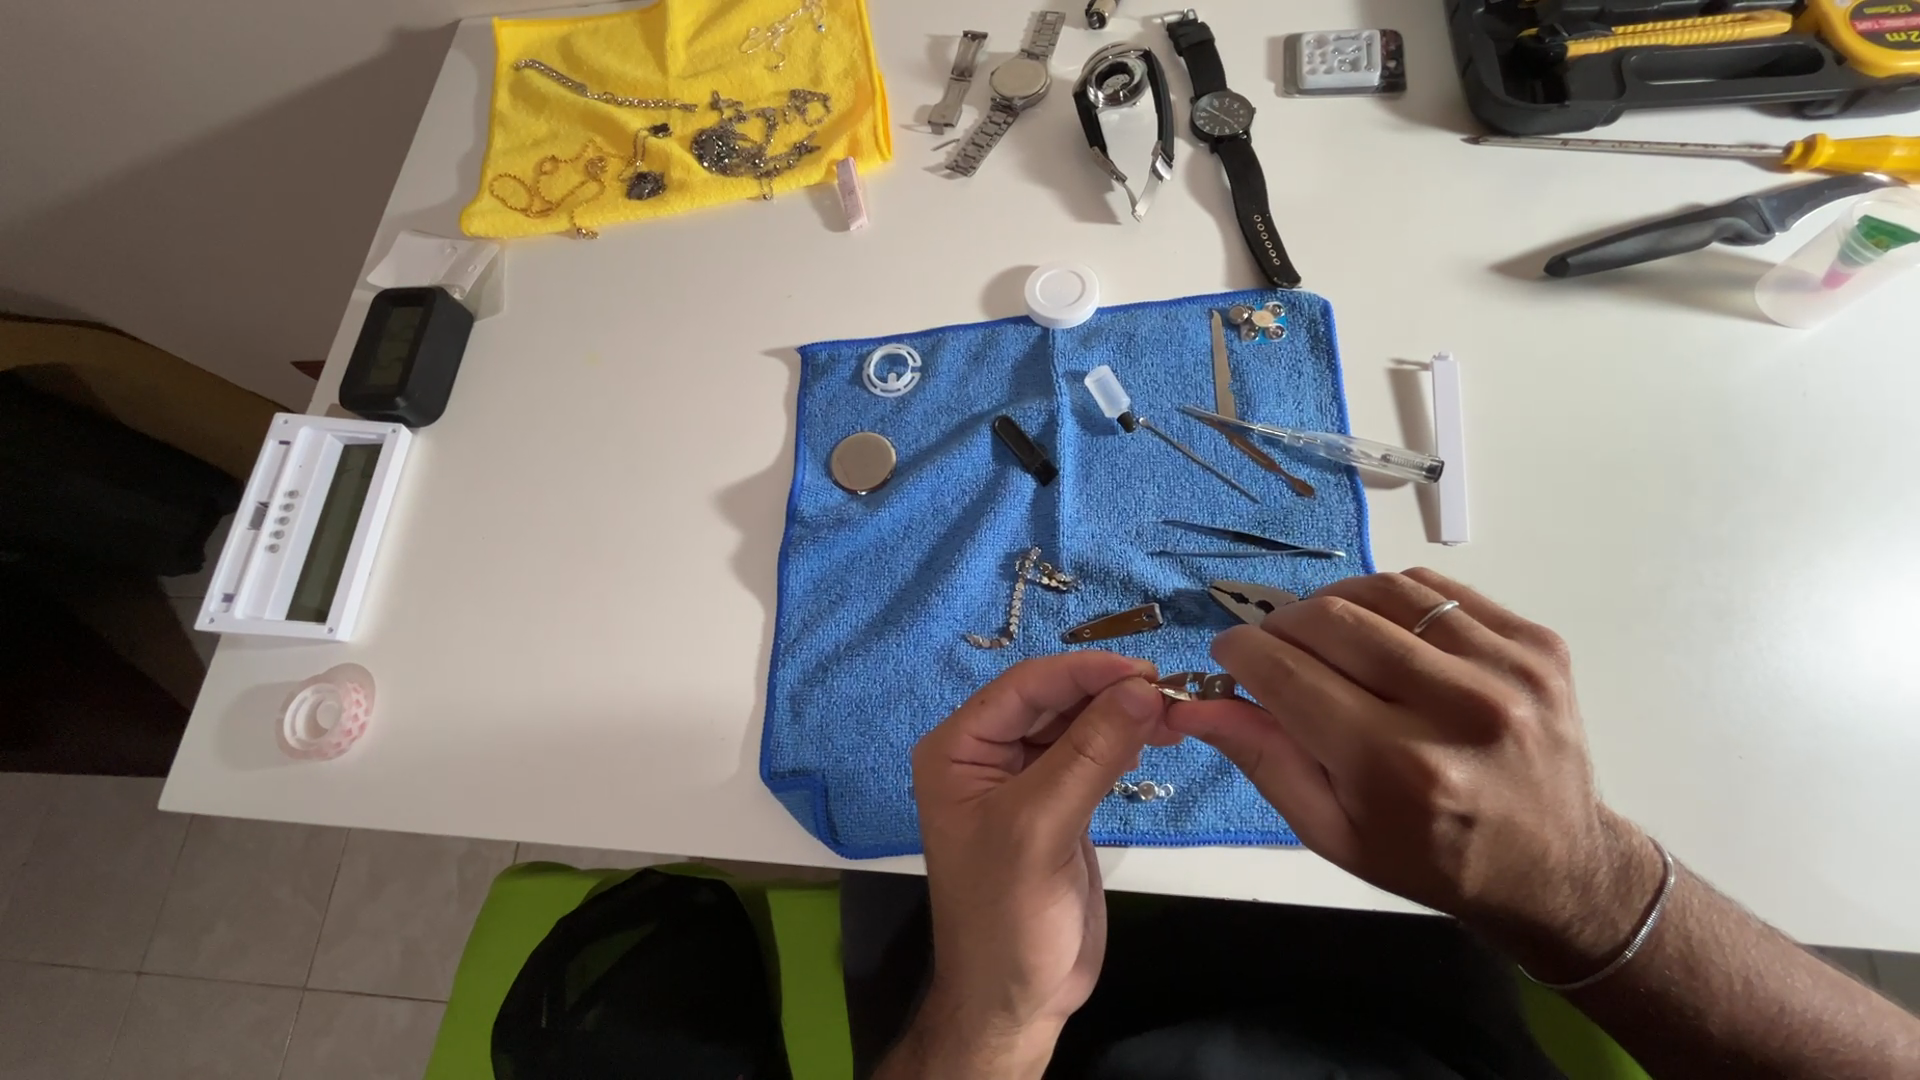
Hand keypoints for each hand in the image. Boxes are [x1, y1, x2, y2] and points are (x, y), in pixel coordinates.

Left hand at [897, 653, 1175, 1077]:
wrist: (1015, 1000)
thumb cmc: (1007, 915)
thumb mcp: (1041, 827)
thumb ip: (1089, 753)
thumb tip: (1141, 688)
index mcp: (959, 749)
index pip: (1024, 688)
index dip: (1082, 671)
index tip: (1143, 669)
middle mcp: (986, 753)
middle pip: (1051, 702)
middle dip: (1106, 692)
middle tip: (1168, 690)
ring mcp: (1023, 778)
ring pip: (1075, 725)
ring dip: (1120, 715)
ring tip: (1172, 712)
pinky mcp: (1056, 802)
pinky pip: (1089, 756)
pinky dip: (1122, 744)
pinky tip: (1154, 738)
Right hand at [1167, 568, 1662, 980]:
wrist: (1559, 869)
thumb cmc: (1428, 857)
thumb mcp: (1329, 830)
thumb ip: (1259, 757)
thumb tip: (1192, 703)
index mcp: (1397, 766)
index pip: (1285, 672)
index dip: (1239, 652)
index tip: (1227, 656)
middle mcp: (1456, 707)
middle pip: (1327, 619)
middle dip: (1277, 627)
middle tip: (1271, 651)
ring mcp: (1506, 668)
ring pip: (1377, 589)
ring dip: (1328, 604)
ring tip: (1321, 637)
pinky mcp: (1536, 644)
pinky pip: (1431, 588)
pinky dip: (1385, 598)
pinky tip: (1379, 632)